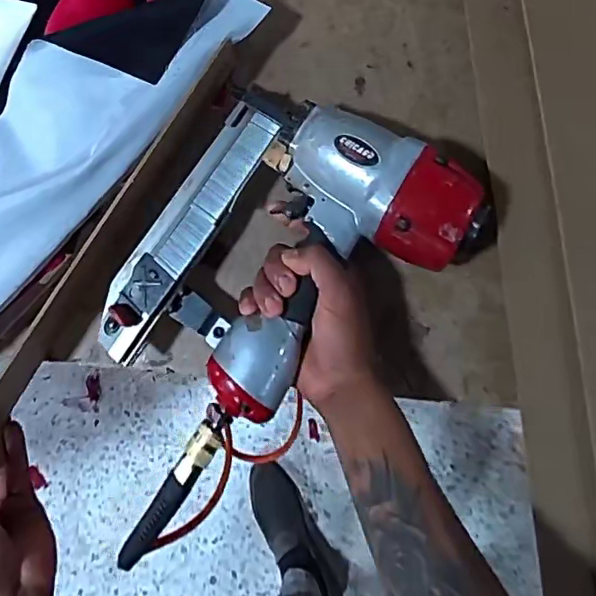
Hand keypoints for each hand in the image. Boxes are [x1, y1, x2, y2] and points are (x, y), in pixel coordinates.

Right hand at [238, 203, 382, 412]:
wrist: (337, 383)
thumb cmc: (347, 338)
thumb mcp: (340, 291)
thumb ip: (318, 261)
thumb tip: (289, 254)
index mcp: (331, 269)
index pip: (310, 236)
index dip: (293, 221)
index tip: (274, 212)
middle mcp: (310, 281)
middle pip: (279, 256)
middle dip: (276, 271)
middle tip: (287, 293)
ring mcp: (292, 301)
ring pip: (264, 277)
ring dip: (263, 290)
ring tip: (275, 312)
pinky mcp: (276, 321)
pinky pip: (253, 300)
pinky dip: (248, 302)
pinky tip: (251, 312)